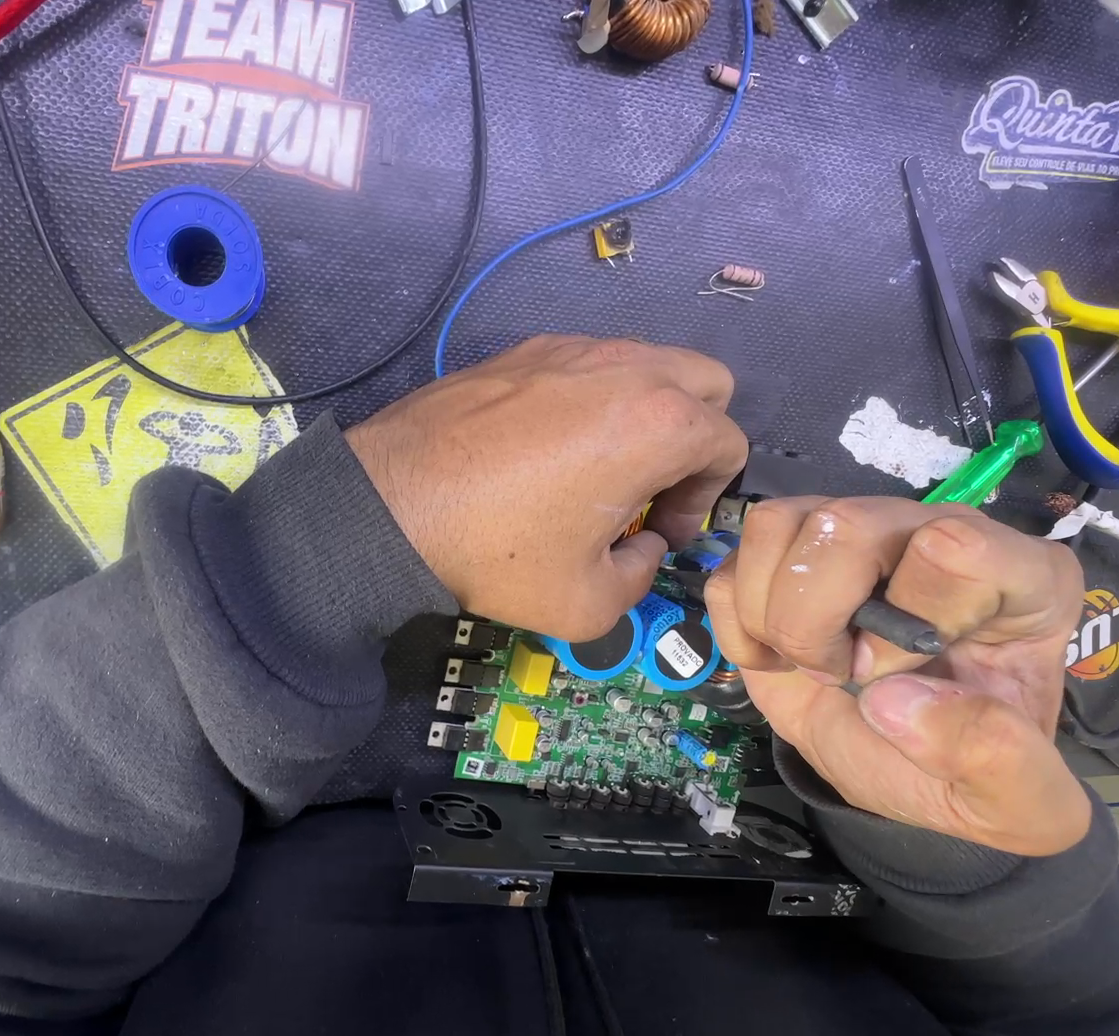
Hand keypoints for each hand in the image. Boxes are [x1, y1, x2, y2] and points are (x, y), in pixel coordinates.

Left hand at [346, 334, 747, 640]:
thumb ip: (643, 573)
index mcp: (659, 423)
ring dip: (645, 411)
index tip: (660, 531)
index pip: (728, 445)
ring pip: (644, 362)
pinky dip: (593, 396)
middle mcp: (624, 367)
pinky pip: (586, 363)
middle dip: (695, 436)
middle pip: (705, 383)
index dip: (705, 498)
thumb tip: (644, 543)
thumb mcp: (589, 604)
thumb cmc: (497, 555)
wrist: (390, 508)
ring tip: (596, 466)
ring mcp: (569, 349)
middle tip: (647, 487)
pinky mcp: (521, 350)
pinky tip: (547, 444)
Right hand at [703, 498, 1089, 855]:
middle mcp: (927, 531)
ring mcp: (844, 533)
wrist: (879, 757)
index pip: (955, 544)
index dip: (907, 620)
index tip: (893, 675)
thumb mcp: (1015, 804)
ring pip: (773, 525)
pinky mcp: (776, 556)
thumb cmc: (952, 767)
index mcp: (1016, 576)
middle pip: (843, 526)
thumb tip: (894, 699)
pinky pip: (727, 566)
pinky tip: (772, 655)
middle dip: (815, 620)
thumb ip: (998, 763)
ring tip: (802, 658)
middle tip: (835, 672)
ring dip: (768, 614)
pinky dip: (735, 626)